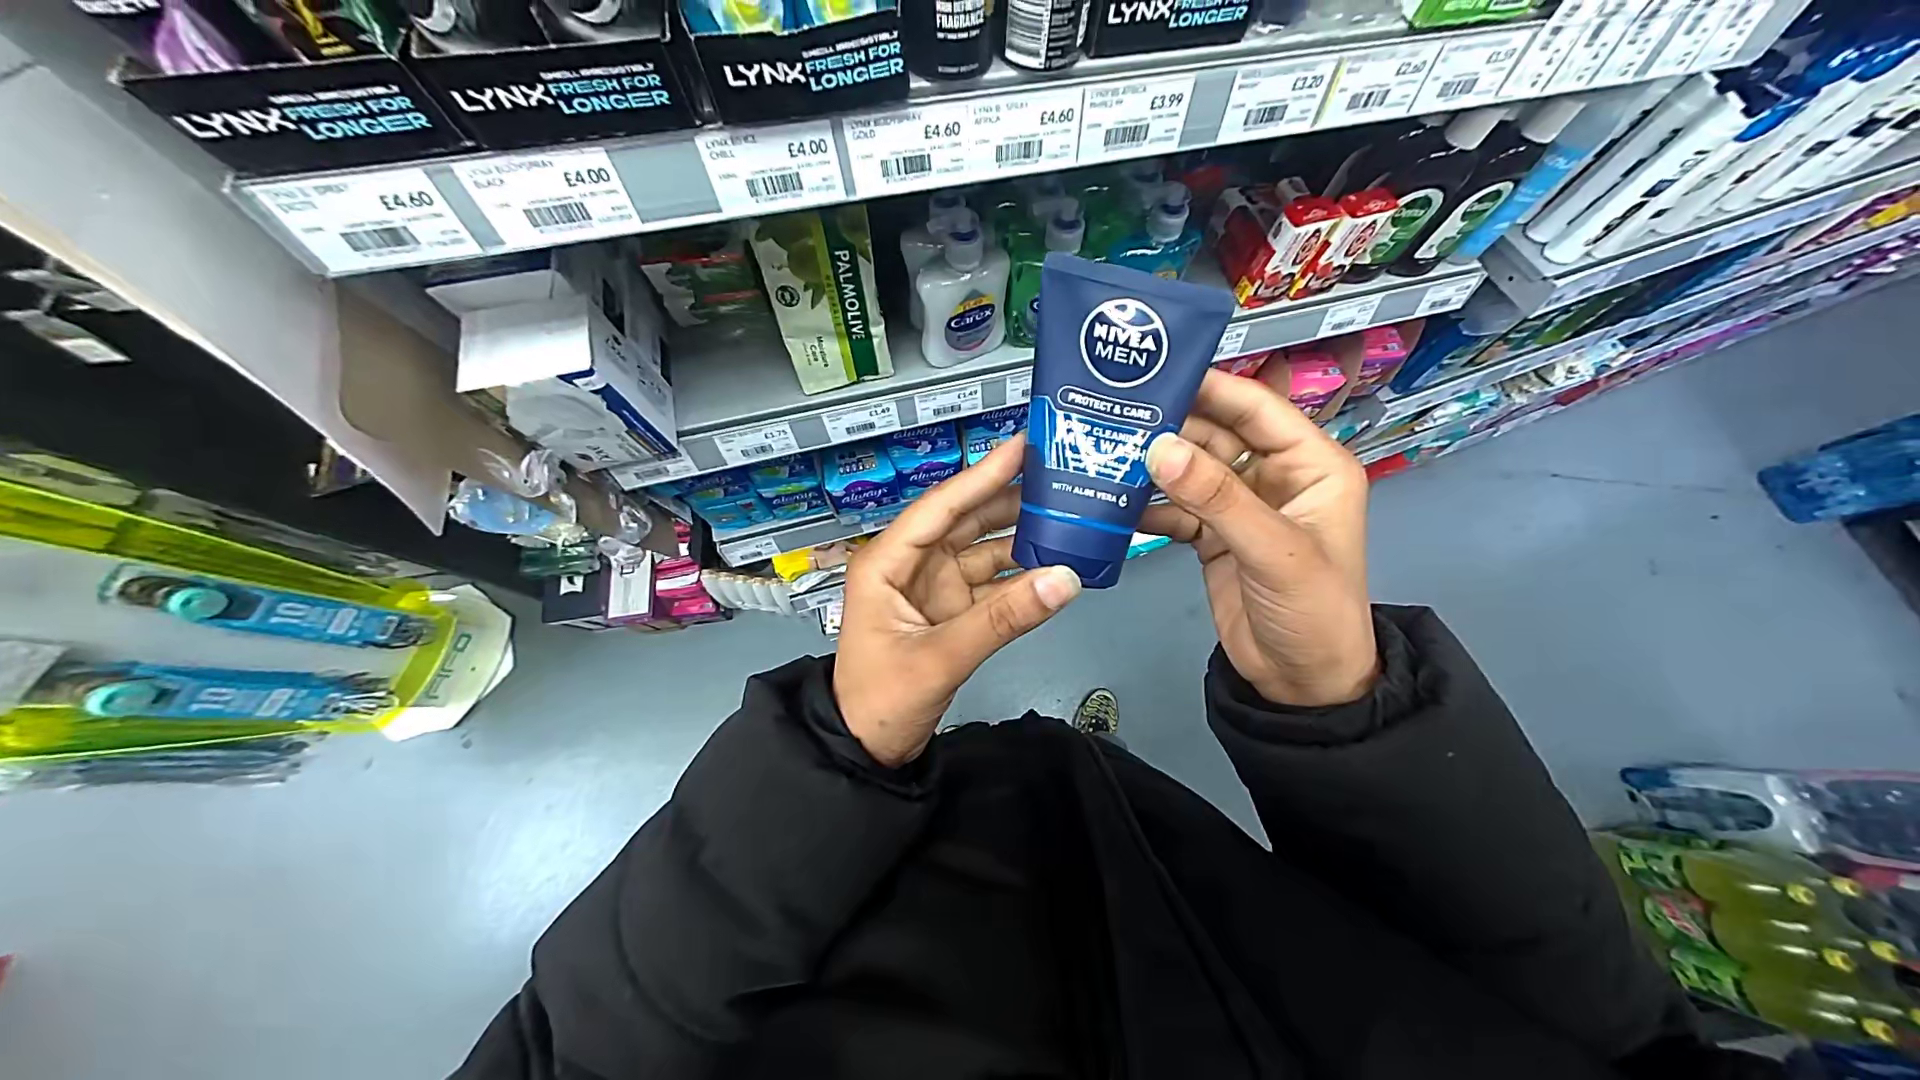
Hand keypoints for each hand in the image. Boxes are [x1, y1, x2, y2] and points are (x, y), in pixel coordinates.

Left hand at [833, 434, 1081, 765]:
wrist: (865, 750)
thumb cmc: (880, 701)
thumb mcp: (939, 658)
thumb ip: (1003, 619)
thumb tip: (1066, 579)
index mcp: (887, 562)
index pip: (940, 507)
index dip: (982, 475)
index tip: (1023, 447)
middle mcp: (911, 565)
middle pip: (964, 521)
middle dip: (1008, 498)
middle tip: (1058, 476)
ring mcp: (934, 588)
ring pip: (982, 550)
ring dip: (1020, 536)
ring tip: (1068, 515)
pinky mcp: (952, 611)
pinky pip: (991, 583)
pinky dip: (1020, 576)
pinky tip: (1053, 564)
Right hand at [1140, 370, 1377, 707]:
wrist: (1302, 681)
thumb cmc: (1314, 612)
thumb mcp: (1272, 550)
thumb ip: (1217, 497)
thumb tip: (1160, 448)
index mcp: (1310, 465)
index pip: (1256, 409)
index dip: (1211, 387)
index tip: (1159, 373)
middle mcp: (1272, 477)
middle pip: (1215, 435)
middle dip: (1170, 428)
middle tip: (1117, 416)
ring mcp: (1239, 506)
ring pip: (1190, 471)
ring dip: (1153, 466)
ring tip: (1105, 454)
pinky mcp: (1212, 535)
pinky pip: (1176, 507)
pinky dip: (1149, 505)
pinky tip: (1117, 502)